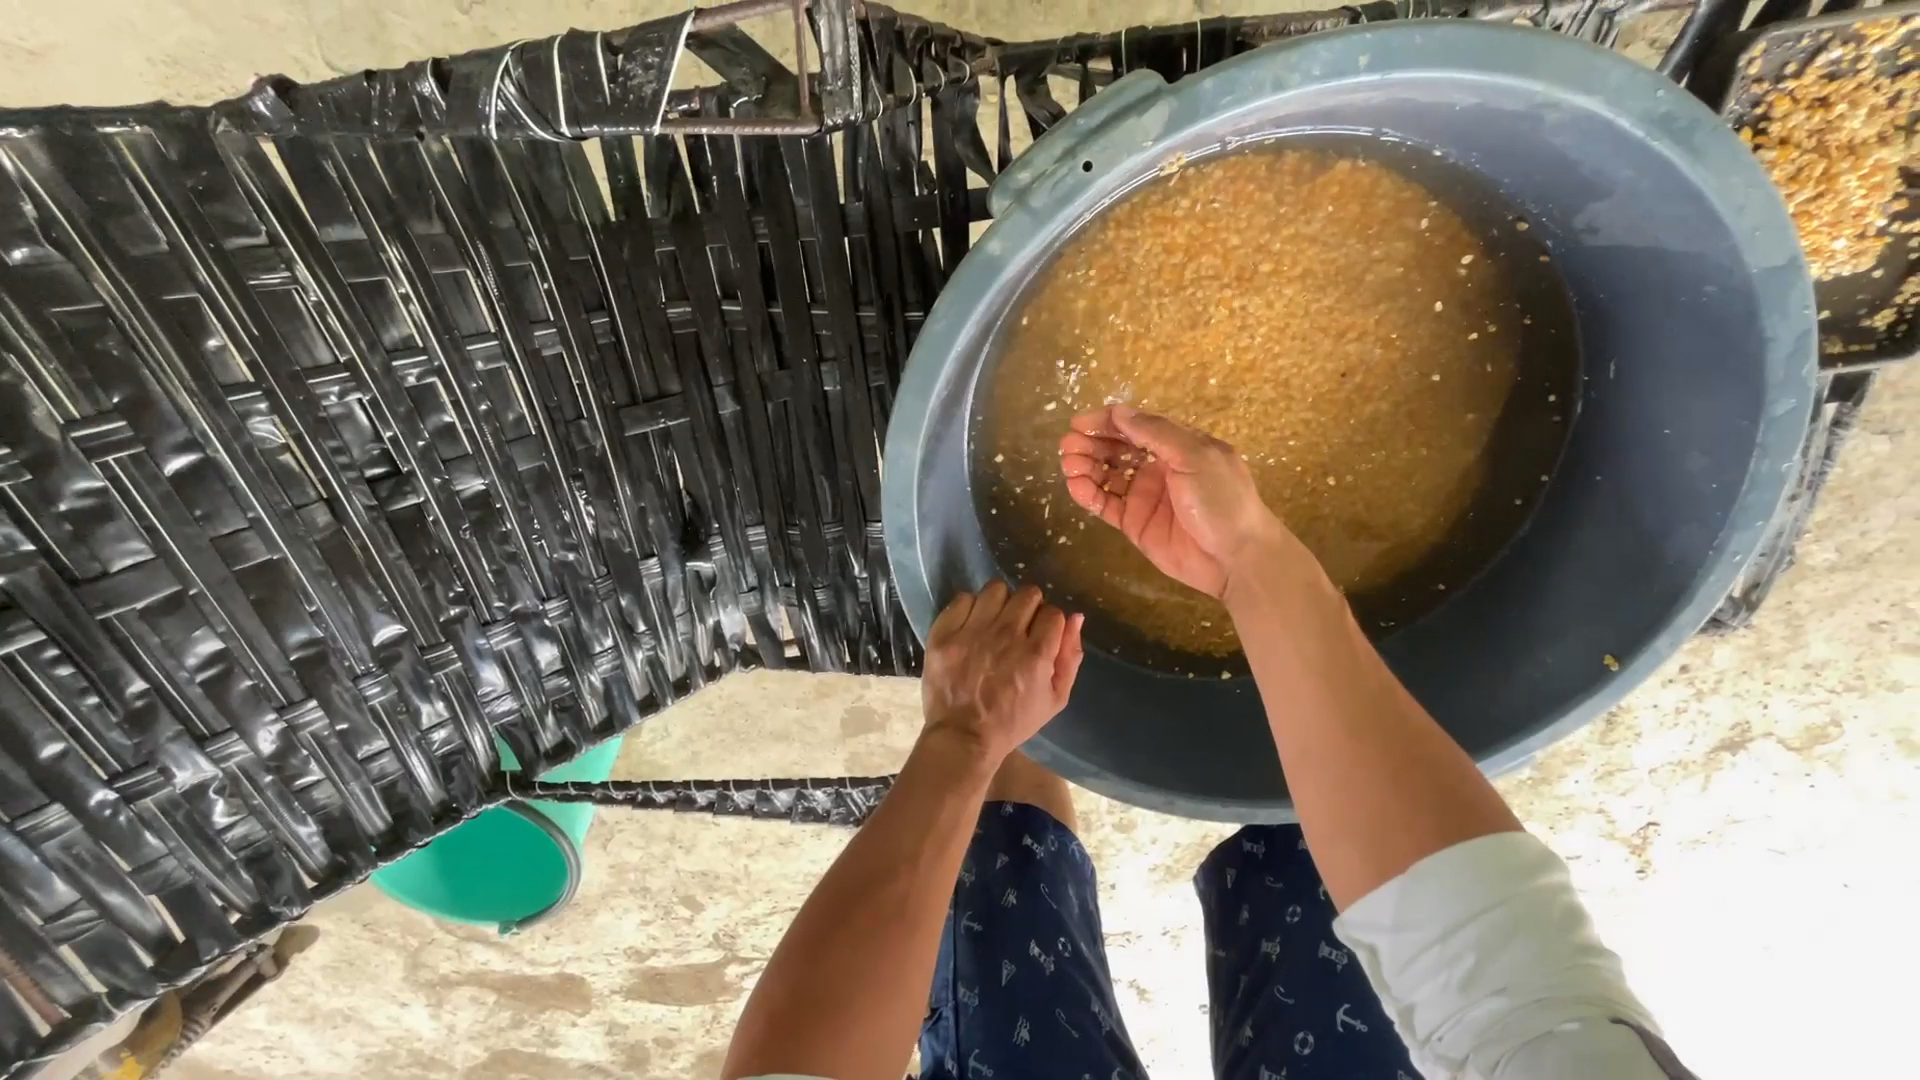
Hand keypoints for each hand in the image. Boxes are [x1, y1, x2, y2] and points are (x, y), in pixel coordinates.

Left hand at [921, 581, 1084, 758]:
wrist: (963, 737)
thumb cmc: (1013, 721)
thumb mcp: (1055, 698)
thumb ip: (1070, 656)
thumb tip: (1075, 617)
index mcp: (1036, 653)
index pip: (1053, 612)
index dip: (1050, 623)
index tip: (1040, 635)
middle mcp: (1005, 635)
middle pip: (1027, 594)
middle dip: (1029, 608)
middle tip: (1019, 627)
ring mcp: (972, 632)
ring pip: (995, 589)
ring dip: (1000, 602)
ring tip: (994, 621)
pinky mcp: (944, 633)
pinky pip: (963, 598)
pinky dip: (970, 608)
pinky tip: (971, 625)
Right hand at [1058, 404, 1284, 598]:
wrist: (1236, 557)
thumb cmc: (1223, 499)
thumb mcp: (1195, 456)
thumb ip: (1155, 433)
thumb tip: (1119, 411)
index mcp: (1177, 446)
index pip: (1135, 427)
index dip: (1107, 423)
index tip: (1080, 423)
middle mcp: (1157, 467)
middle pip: (1116, 450)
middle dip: (1090, 444)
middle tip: (1068, 445)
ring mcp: (1144, 496)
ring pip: (1106, 476)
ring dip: (1085, 467)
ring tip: (1069, 465)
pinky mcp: (1134, 523)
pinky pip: (1106, 504)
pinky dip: (1089, 494)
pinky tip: (1077, 486)